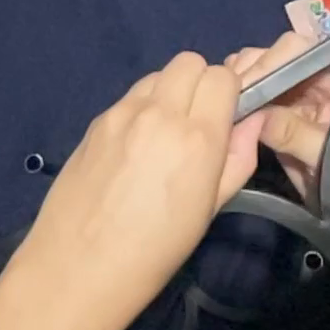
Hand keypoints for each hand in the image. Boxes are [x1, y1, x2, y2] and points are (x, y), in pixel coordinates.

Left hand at [19, 52, 265, 321]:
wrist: (77, 268)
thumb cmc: (155, 251)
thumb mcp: (211, 209)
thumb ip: (238, 156)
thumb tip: (252, 120)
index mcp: (197, 137)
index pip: (223, 76)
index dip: (230, 92)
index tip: (226, 117)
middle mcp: (160, 112)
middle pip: (190, 61)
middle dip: (201, 83)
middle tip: (197, 120)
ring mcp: (123, 112)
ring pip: (159, 74)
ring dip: (171, 92)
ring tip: (164, 134)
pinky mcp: (97, 119)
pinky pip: (131, 96)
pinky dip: (143, 108)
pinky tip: (135, 147)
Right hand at [225, 32, 329, 228]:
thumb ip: (296, 133)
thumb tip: (255, 115)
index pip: (300, 52)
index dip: (273, 60)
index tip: (248, 82)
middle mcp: (309, 83)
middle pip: (273, 58)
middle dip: (249, 70)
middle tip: (227, 94)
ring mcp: (291, 101)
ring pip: (258, 77)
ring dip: (238, 83)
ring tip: (221, 103)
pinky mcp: (276, 122)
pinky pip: (253, 104)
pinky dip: (235, 104)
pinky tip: (222, 114)